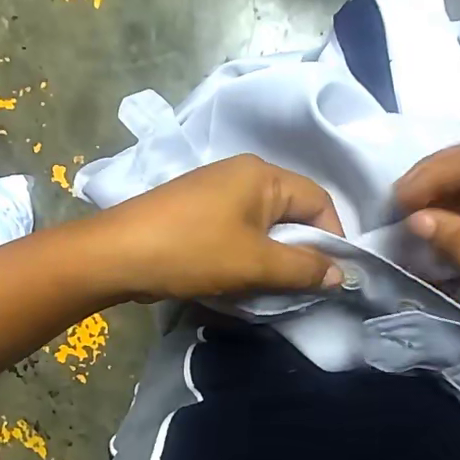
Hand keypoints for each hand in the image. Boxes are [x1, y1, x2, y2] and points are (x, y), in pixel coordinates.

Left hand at [85, 155, 343, 301]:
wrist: (116, 254)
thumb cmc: (193, 251)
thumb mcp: (255, 263)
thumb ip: (304, 268)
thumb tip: (342, 275)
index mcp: (262, 175)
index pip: (319, 200)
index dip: (333, 238)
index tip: (331, 277)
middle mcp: (241, 172)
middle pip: (291, 211)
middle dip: (300, 250)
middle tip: (299, 286)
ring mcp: (213, 189)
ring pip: (262, 224)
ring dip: (270, 256)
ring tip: (266, 287)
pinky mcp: (193, 209)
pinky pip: (235, 229)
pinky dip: (244, 253)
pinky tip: (236, 278)